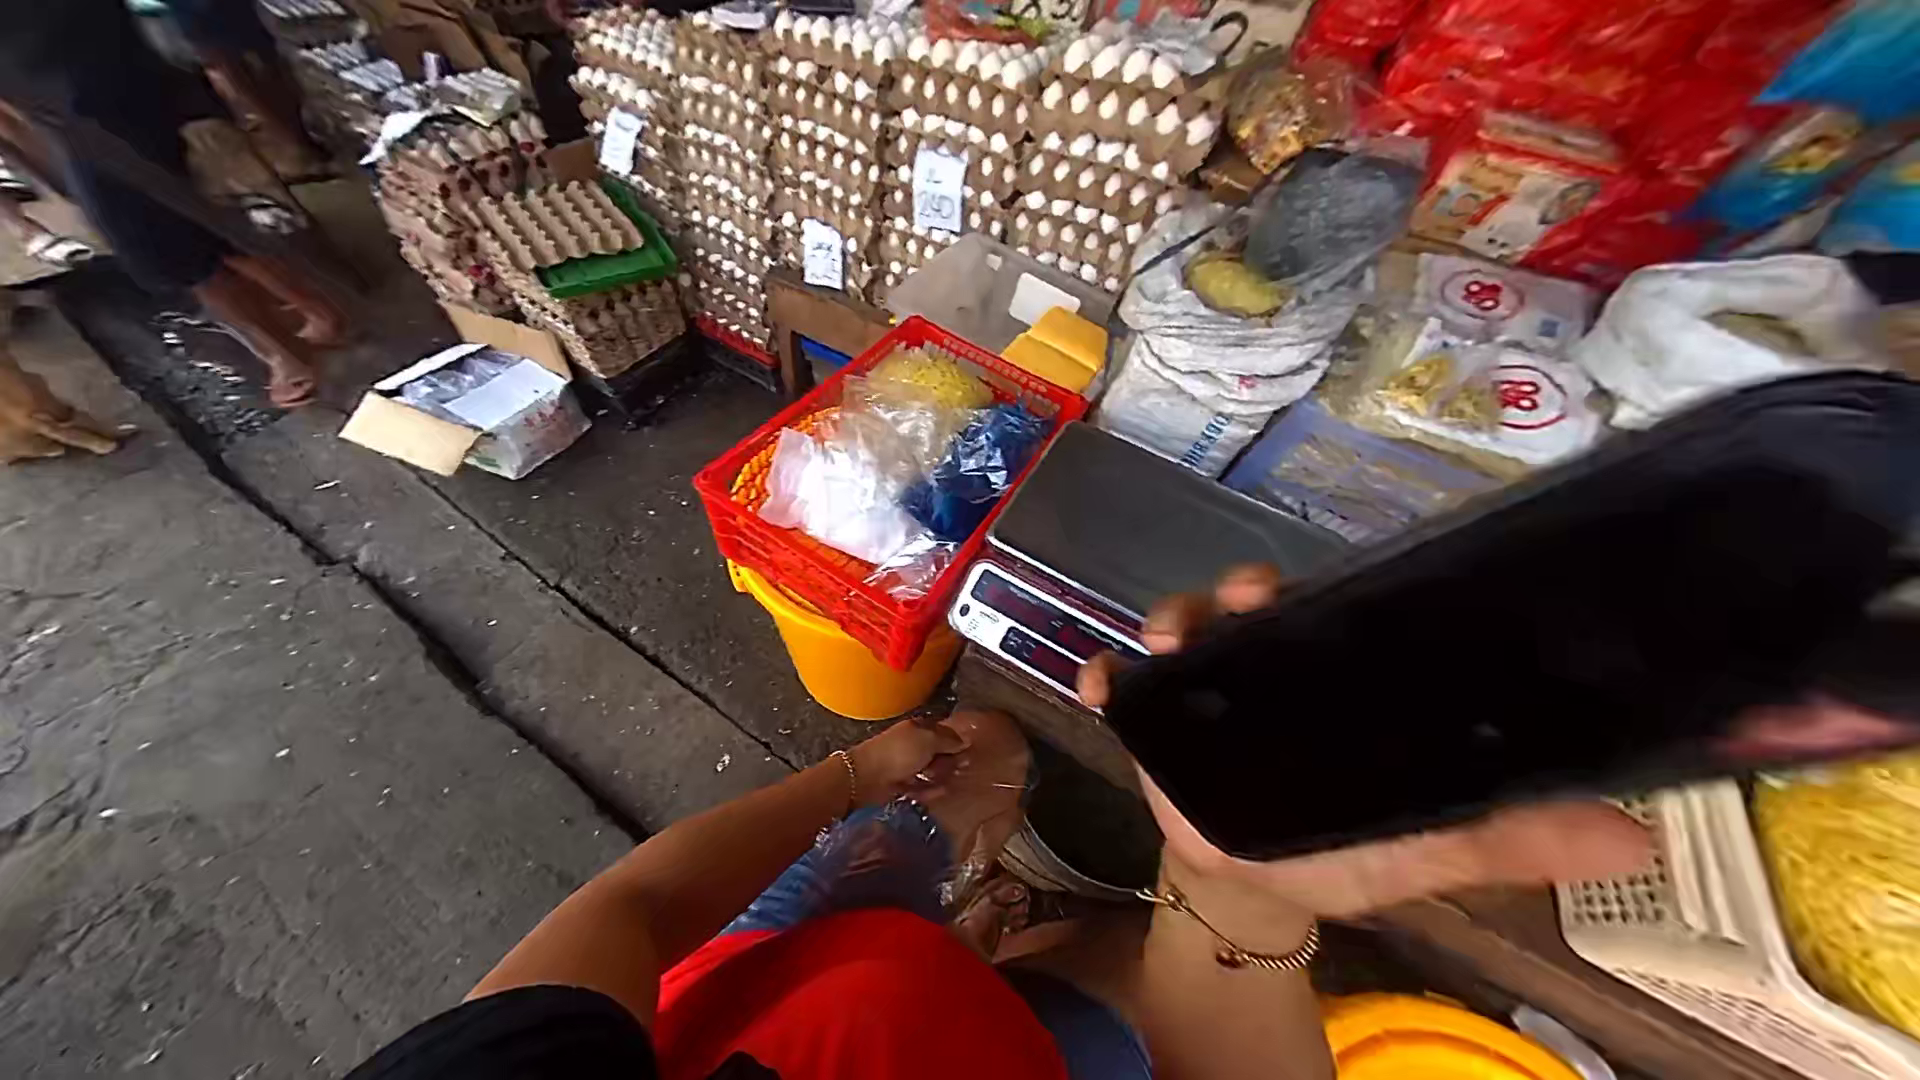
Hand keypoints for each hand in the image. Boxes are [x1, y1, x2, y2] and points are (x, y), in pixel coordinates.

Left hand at [845, 716, 966, 806]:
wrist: (867, 777)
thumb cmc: (899, 752)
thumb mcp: (928, 740)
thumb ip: (948, 740)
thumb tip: (964, 740)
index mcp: (918, 728)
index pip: (943, 731)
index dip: (956, 740)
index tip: (971, 749)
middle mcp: (913, 745)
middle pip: (938, 752)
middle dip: (951, 759)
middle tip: (964, 767)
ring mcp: (907, 765)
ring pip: (931, 770)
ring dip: (942, 775)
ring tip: (954, 781)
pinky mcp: (902, 784)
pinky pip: (922, 787)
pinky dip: (931, 790)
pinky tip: (943, 792)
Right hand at [1077, 565, 1654, 920]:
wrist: (1254, 884)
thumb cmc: (1336, 850)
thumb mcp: (1422, 838)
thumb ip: (1507, 832)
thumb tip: (1627, 827)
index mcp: (1319, 674)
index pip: (1312, 612)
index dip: (1298, 592)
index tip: (1280, 590)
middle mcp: (1255, 664)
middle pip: (1236, 608)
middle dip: (1230, 593)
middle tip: (1237, 603)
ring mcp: (1197, 684)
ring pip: (1177, 628)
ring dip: (1168, 619)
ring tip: (1163, 642)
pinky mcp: (1148, 713)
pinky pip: (1118, 681)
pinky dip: (1103, 675)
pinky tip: (1094, 686)